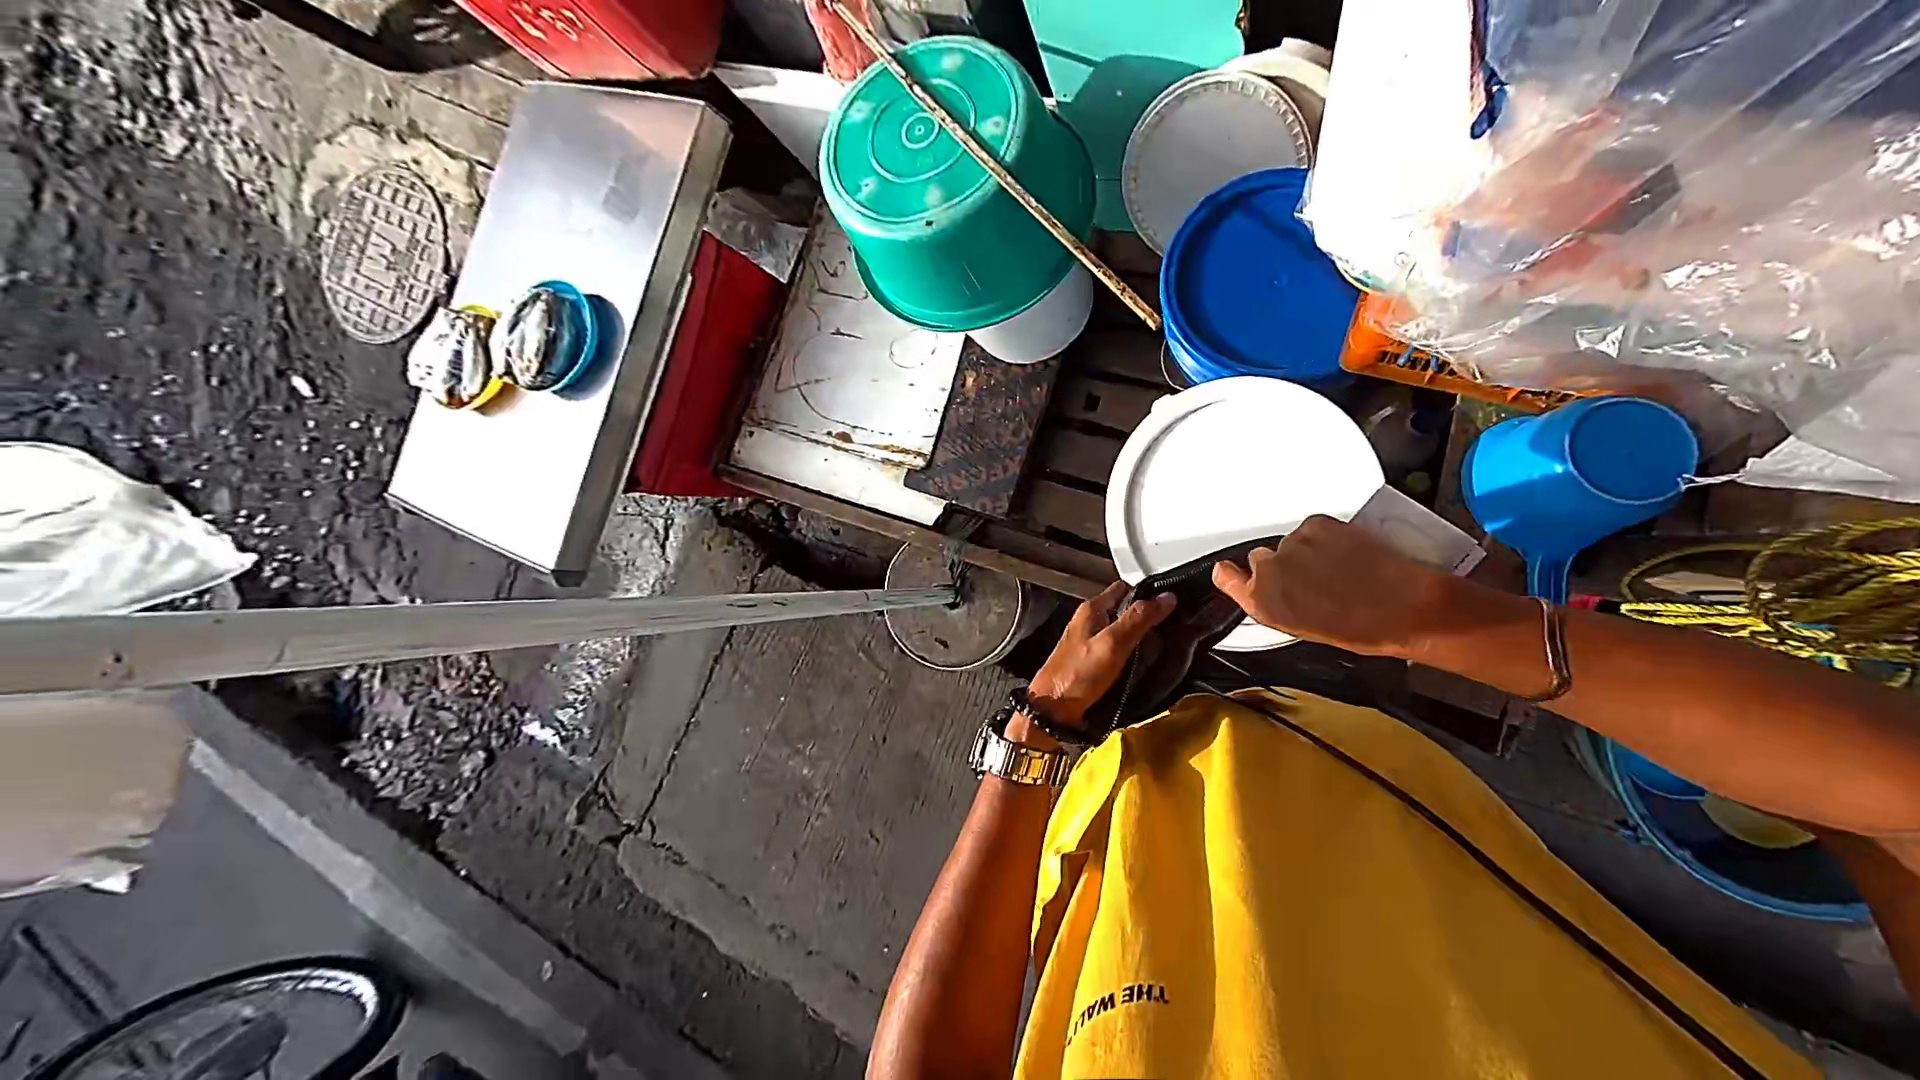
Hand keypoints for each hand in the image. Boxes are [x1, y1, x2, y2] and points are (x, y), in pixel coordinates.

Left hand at [1025, 583, 1175, 735]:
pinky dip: (1131, 652)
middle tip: (1170, 625)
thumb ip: (1138, 619)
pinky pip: (1117, 648)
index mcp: (1092, 609)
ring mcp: (1090, 641)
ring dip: (1140, 635)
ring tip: (1162, 643)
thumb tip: (1165, 598)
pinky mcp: (1092, 661)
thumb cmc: (1077, 675)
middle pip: (1124, 609)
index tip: (1170, 602)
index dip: (1148, 592)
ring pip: (1122, 629)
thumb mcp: (1113, 643)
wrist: (1054, 710)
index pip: (1125, 588)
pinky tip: (1142, 661)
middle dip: (1146, 615)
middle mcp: (1089, 622)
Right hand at [1210, 516, 1468, 658]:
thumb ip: (1277, 604)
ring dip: (1309, 551)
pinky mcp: (1316, 525)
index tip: (1235, 571)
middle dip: (1283, 564)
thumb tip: (1276, 592)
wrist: (1407, 609)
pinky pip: (1313, 527)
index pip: (1225, 576)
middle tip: (1313, 578)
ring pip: (1291, 542)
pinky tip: (1348, 555)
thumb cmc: (1363, 628)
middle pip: (1261, 558)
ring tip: (1340, 570)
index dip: (1233, 573)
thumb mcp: (1305, 628)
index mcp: (1262, 603)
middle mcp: (1269, 571)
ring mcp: (1292, 545)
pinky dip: (1327, 536)